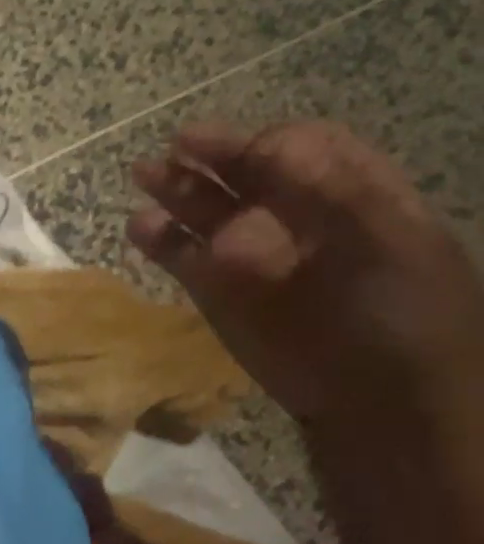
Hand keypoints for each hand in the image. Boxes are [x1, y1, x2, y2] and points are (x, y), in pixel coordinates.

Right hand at [125, 120, 483, 428]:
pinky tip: (142, 225)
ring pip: (202, 205)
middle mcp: (295, 217)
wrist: (378, 403)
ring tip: (145, 173)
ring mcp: (248, 253)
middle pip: (246, 170)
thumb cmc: (401, 319)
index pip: (308, 147)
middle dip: (215, 152)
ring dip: (175, 185)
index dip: (275, 140)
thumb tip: (267, 142)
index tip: (251, 149)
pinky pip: (173, 250)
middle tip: (181, 143)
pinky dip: (154, 235)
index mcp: (353, 199)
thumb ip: (329, 189)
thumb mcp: (386, 244)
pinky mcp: (211, 286)